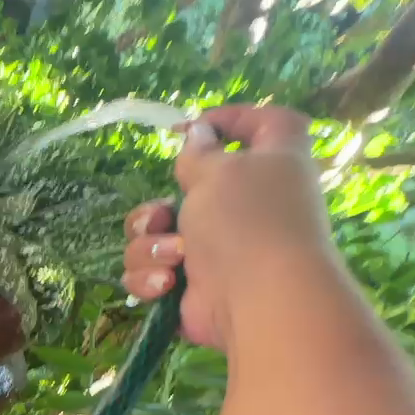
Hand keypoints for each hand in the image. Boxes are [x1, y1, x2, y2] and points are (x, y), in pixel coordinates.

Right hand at [121, 105, 338, 350]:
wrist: (253, 296)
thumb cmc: (247, 222)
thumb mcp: (221, 172)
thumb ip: (201, 152)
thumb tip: (197, 134)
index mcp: (268, 165)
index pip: (263, 124)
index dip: (232, 119)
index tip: (191, 126)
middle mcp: (241, 204)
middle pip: (181, 193)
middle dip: (154, 210)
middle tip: (160, 218)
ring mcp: (211, 246)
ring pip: (150, 238)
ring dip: (150, 247)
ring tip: (173, 258)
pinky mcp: (185, 282)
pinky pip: (147, 271)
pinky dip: (150, 277)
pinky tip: (167, 284)